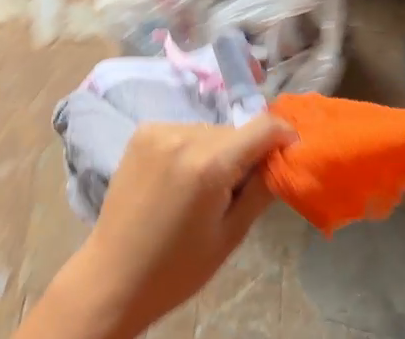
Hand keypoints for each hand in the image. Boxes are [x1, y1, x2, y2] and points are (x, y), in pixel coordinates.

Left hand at [17, 117, 296, 338]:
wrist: (114, 276)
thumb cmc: (177, 267)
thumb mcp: (231, 235)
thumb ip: (262, 190)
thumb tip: (284, 158)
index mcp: (209, 164)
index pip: (263, 127)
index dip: (283, 137)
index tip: (289, 155)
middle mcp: (184, 135)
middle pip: (234, 132)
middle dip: (244, 153)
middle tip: (238, 190)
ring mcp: (159, 130)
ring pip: (209, 130)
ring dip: (217, 150)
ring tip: (204, 189)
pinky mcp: (142, 132)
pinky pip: (184, 131)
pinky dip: (191, 148)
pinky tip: (180, 180)